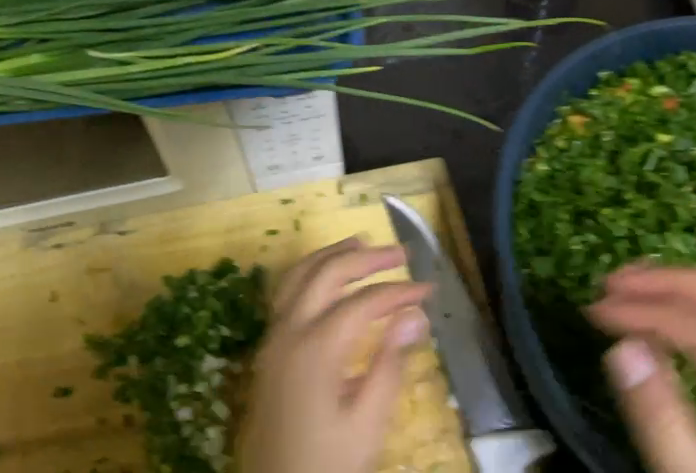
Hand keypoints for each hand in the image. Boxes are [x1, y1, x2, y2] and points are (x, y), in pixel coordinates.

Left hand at [237, 238, 430, 472]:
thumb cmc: (328, 462)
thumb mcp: (367, 422)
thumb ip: (390, 364)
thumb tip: (415, 315)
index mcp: (316, 347)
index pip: (363, 302)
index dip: (397, 291)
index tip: (428, 289)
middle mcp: (288, 329)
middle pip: (327, 273)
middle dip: (365, 257)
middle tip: (400, 253)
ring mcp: (272, 336)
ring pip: (299, 275)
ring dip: (331, 255)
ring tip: (361, 243)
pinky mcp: (267, 347)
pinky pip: (286, 292)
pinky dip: (309, 272)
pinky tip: (326, 276)